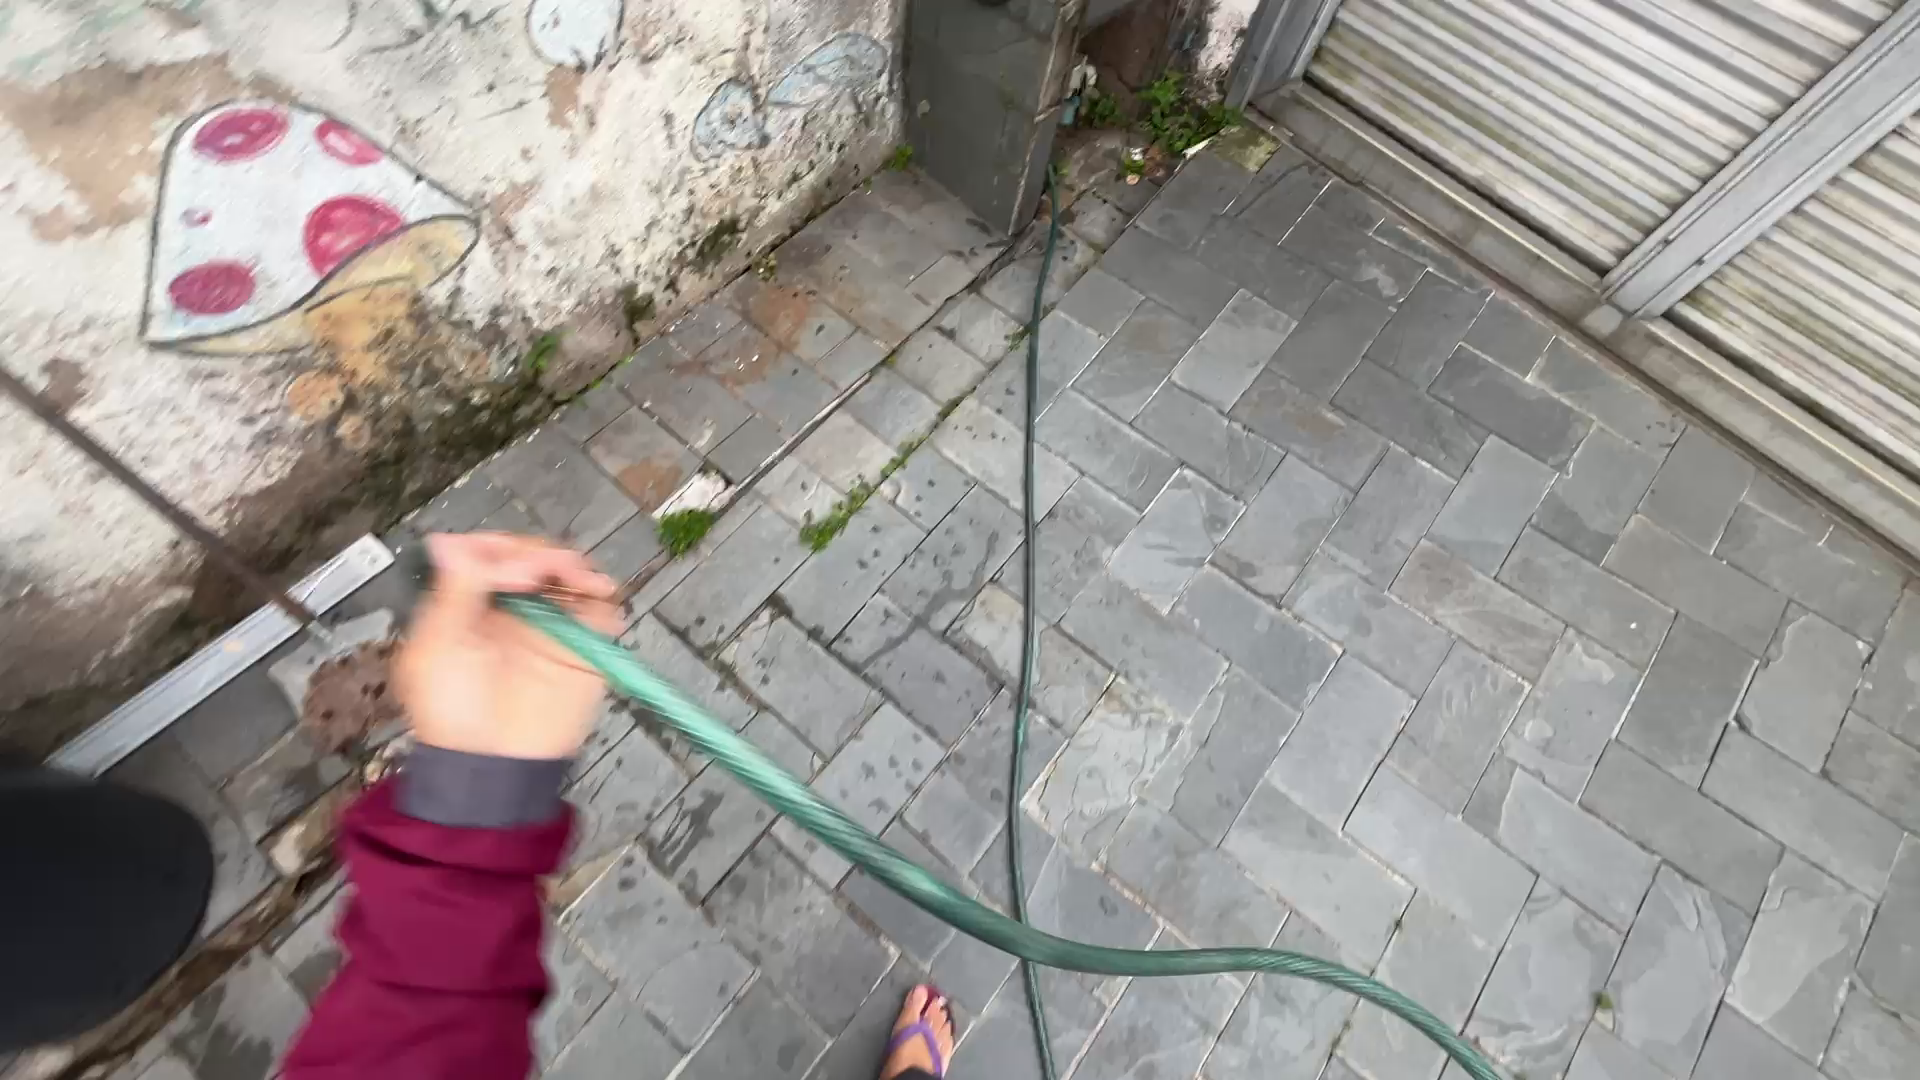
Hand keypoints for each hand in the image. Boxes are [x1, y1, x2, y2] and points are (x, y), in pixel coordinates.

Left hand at [395, 532, 619, 760]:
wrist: (499, 761)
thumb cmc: (454, 711)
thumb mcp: (437, 649)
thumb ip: (453, 593)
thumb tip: (448, 541)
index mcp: (472, 603)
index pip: (489, 553)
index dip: (499, 549)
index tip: (506, 571)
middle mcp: (515, 605)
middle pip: (535, 555)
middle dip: (541, 554)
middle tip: (539, 573)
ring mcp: (553, 622)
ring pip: (572, 573)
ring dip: (574, 566)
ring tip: (577, 578)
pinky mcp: (586, 642)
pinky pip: (603, 607)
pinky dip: (603, 593)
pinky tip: (597, 593)